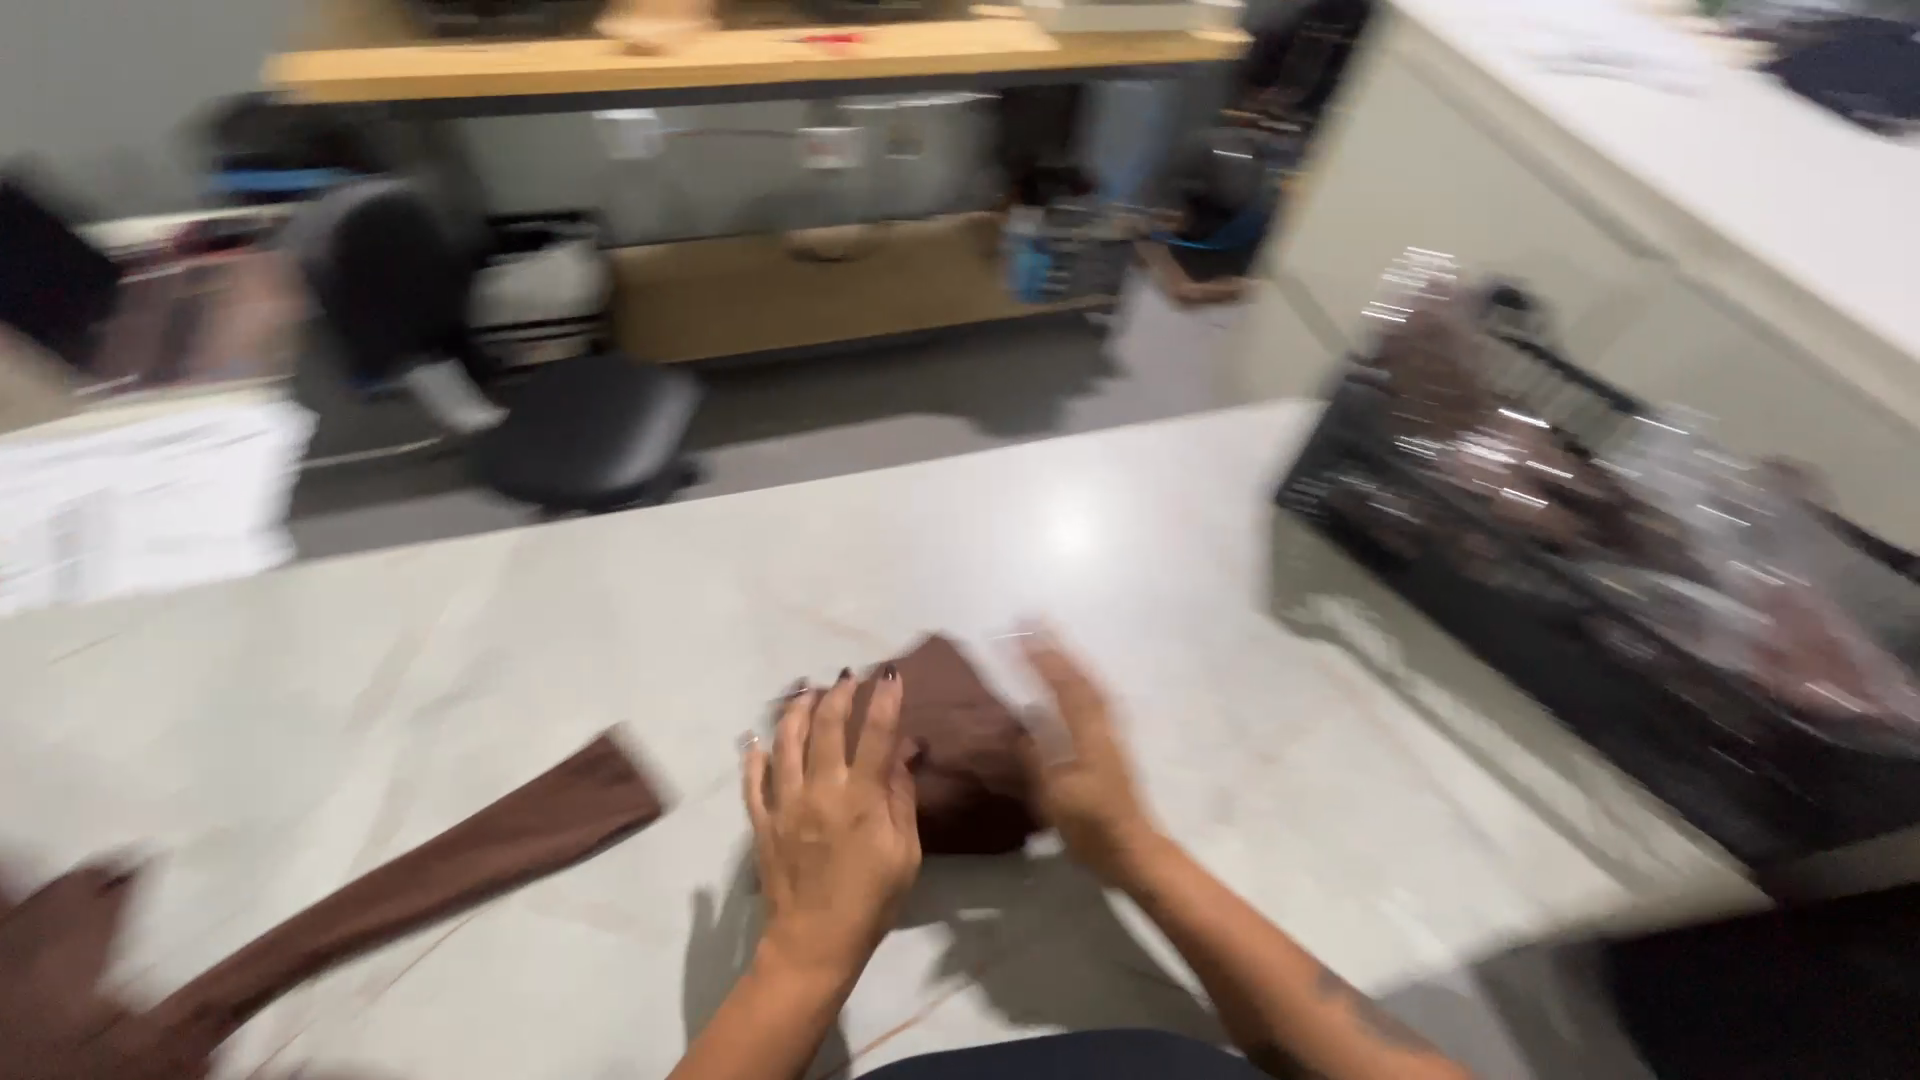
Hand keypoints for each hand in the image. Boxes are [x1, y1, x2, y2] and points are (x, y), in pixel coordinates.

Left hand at [743, 668, 921, 981]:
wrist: (814, 945)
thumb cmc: (871, 900)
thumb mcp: (904, 851)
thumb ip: (901, 795)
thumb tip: (906, 748)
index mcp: (860, 798)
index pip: (875, 733)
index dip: (884, 699)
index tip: (889, 673)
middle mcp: (820, 790)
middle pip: (826, 726)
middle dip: (838, 693)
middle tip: (848, 676)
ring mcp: (785, 804)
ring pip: (786, 741)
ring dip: (797, 709)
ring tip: (807, 690)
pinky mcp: (762, 822)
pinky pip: (754, 780)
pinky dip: (754, 755)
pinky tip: (758, 739)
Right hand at [1015, 628, 1161, 882]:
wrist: (1133, 850)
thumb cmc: (1092, 826)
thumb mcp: (1056, 796)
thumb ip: (1038, 757)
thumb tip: (1024, 722)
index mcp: (1087, 732)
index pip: (1061, 684)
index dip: (1038, 658)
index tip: (1016, 635)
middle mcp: (1101, 723)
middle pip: (1078, 674)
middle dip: (1053, 647)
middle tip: (1031, 622)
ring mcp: (1109, 732)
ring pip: (1088, 683)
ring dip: (1066, 659)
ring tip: (1046, 642)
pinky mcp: (1110, 743)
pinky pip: (1092, 696)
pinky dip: (1077, 678)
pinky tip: (1068, 681)